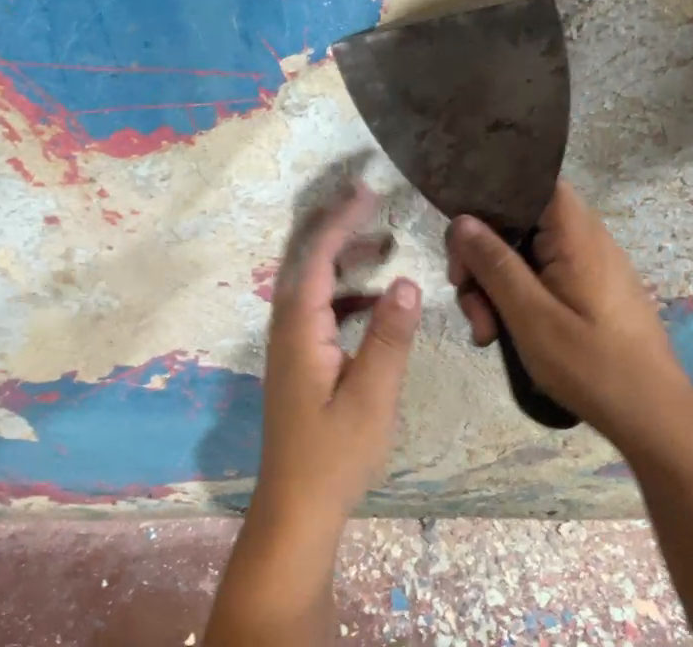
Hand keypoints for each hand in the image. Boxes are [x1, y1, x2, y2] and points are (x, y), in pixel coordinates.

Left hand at [254, 181, 421, 534]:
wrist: (296, 504)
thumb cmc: (334, 454)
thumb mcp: (372, 396)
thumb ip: (389, 337)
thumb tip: (406, 281)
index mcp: (299, 325)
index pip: (317, 254)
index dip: (341, 218)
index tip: (366, 187)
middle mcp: (286, 324)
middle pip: (306, 258)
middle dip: (336, 225)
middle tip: (372, 199)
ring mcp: (289, 342)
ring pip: (312, 282)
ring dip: (342, 257)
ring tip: (384, 243)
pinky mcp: (297, 358)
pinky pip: (318, 307)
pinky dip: (343, 291)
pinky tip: (374, 298)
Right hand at [445, 181, 692, 445]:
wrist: (656, 421)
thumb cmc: (593, 365)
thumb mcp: (530, 316)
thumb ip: (494, 264)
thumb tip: (461, 220)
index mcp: (576, 235)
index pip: (531, 182)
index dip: (490, 198)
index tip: (463, 239)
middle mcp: (585, 240)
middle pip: (516, 223)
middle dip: (481, 259)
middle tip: (466, 299)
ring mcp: (588, 267)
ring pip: (522, 255)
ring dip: (493, 287)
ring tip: (485, 332)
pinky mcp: (588, 292)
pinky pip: (540, 278)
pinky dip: (515, 300)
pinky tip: (502, 335)